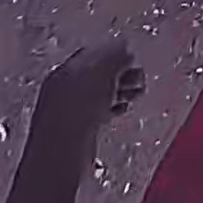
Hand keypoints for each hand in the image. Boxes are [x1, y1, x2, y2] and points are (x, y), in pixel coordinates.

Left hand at [29, 42, 143, 152]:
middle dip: (122, 72)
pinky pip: (99, 109)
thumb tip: (125, 48)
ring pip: (101, 91)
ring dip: (121, 89)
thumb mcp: (104, 71)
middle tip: (139, 76)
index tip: (133, 55)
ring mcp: (67, 110)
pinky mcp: (76, 130)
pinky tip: (123, 108)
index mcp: (65, 70)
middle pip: (99, 71)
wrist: (63, 154)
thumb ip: (116, 54)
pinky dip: (113, 106)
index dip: (116, 50)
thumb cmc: (82, 107)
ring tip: (137, 93)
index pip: (95, 51)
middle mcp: (63, 88)